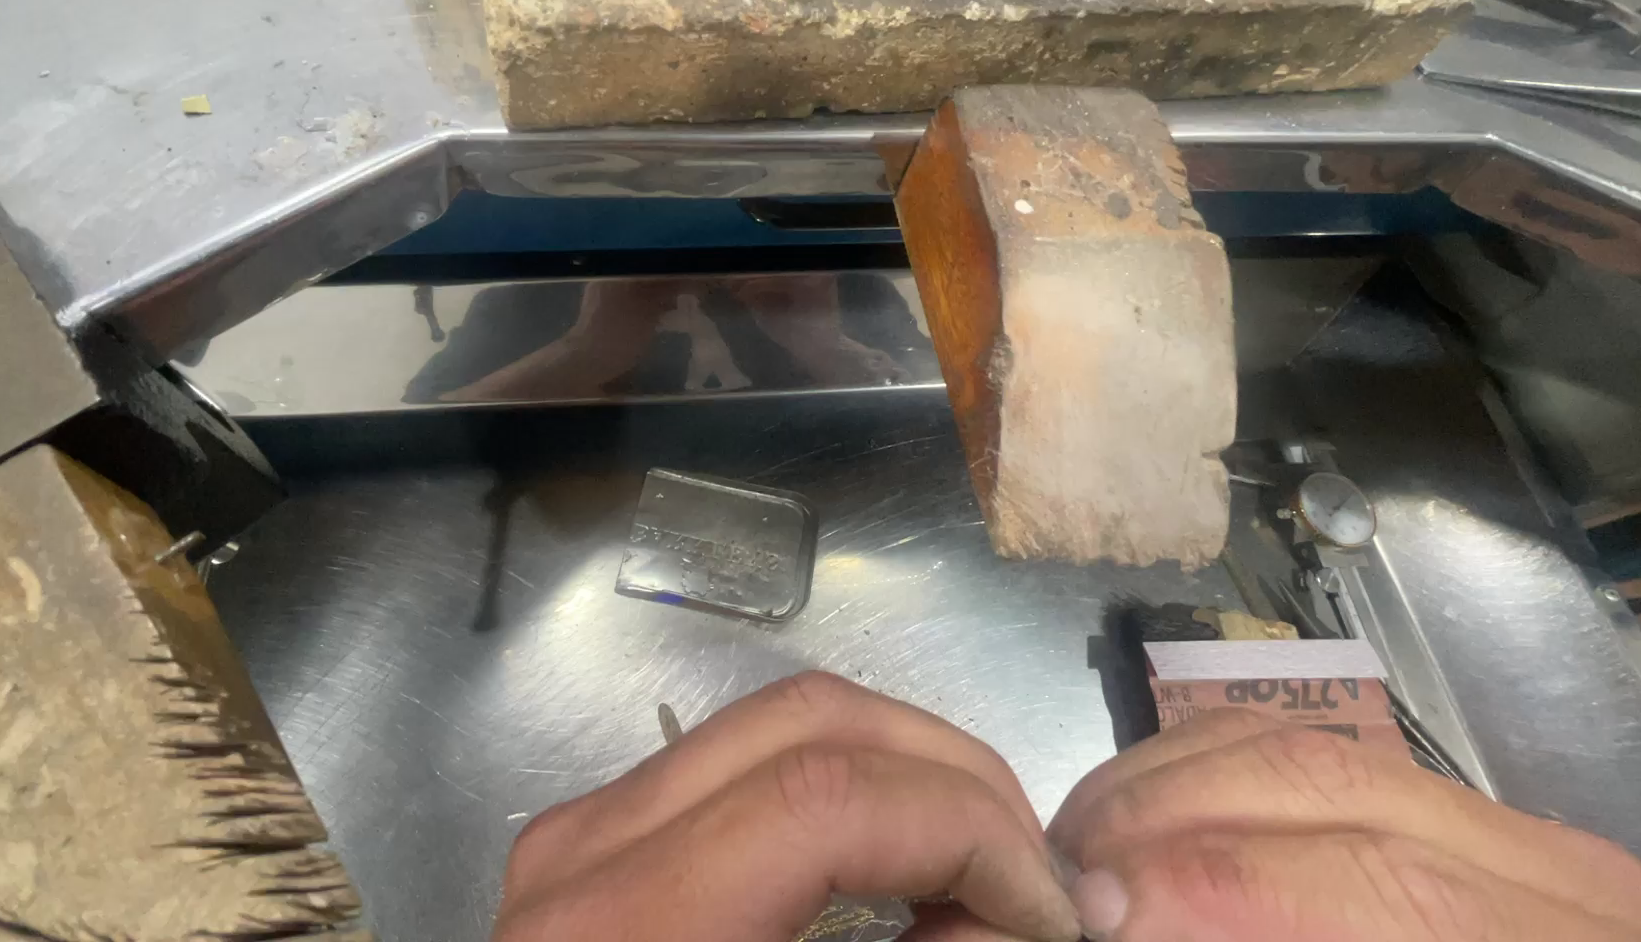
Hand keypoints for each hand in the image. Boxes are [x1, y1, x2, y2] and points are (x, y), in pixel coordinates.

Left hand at [491, 671, 1079, 941]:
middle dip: (946, 771)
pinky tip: (890, 841)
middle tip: (1024, 865)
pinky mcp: (605, 825)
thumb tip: (1017, 913)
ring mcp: (592, 820)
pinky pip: (747, 758)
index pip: (820, 795)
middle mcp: (591, 840)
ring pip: (780, 720)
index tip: (1048, 908)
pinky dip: (843, 780)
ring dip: (900, 765)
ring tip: (973, 848)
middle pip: (806, 719)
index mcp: (628, 925)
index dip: (962, 828)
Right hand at [1049, 708, 1640, 940]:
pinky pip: (1280, 743)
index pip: (1375, 881)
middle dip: (1160, 806)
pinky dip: (1187, 765)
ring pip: (1282, 737)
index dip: (1211, 879)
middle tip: (1069, 859)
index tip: (1099, 908)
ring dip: (1157, 774)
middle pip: (1310, 774)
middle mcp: (1541, 865)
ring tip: (1085, 828)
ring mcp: (1480, 814)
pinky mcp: (1420, 796)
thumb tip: (1120, 921)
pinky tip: (1137, 804)